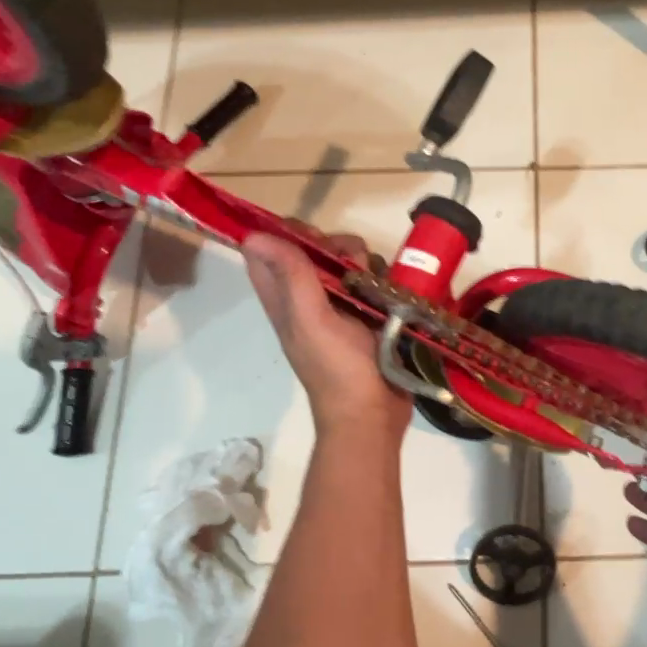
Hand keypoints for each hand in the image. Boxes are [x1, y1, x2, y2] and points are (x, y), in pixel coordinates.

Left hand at [243, 226, 411, 440]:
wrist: (372, 414)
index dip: (282, 233)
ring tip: (377, 281)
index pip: (266, 253)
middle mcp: (308, 301)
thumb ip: (290, 276)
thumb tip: (255, 235)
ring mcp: (341, 310)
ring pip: (347, 265)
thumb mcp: (311, 320)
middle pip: (313, 252)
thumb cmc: (337, 369)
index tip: (311, 232)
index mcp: (284, 301)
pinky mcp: (370, 317)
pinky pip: (373, 284)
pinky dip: (382, 280)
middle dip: (334, 245)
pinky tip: (391, 291)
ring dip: (363, 262)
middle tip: (353, 260)